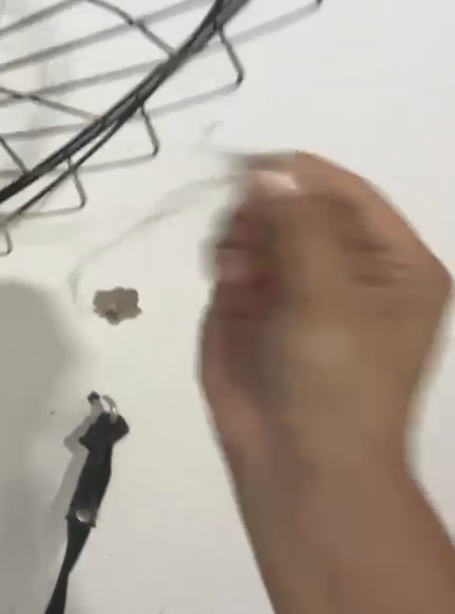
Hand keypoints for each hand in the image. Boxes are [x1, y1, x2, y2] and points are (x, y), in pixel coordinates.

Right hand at [200, 153, 449, 496]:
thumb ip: (298, 229)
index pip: (343, 194)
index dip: (297, 174)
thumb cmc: (334, 375)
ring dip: (237, 238)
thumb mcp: (329, 297)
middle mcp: (343, 265)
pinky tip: (227, 282)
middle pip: (291, 205)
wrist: (294, 447)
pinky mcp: (246, 302)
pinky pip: (230, 258)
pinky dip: (223, 260)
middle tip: (245, 242)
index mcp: (391, 261)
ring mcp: (293, 283)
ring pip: (253, 228)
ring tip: (237, 272)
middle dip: (260, 213)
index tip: (242, 166)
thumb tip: (268, 170)